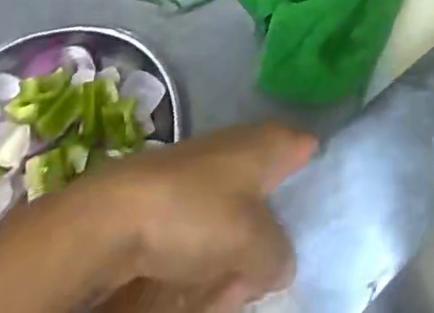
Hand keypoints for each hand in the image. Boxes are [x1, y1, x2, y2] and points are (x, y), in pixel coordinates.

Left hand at [81, 124, 315, 310]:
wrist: (110, 219)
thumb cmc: (195, 213)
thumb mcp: (254, 243)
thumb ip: (280, 256)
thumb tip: (280, 264)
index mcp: (269, 142)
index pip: (310, 150)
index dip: (320, 182)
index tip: (322, 221)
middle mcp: (242, 148)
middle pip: (274, 197)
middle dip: (274, 240)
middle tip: (266, 274)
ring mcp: (207, 173)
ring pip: (240, 222)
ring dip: (239, 258)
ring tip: (227, 291)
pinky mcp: (177, 198)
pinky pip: (207, 233)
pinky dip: (208, 260)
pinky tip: (198, 289)